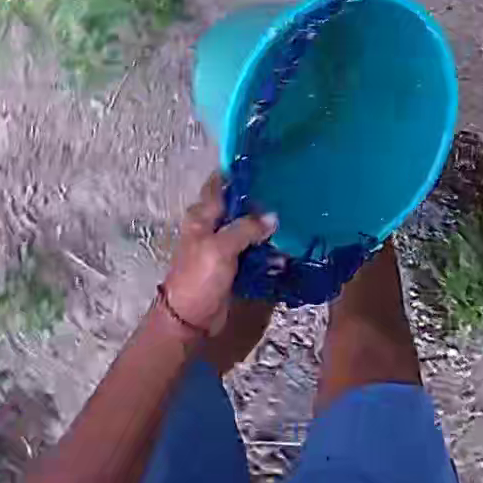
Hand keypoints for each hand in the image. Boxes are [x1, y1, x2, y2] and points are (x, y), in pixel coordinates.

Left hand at [162, 177, 277, 335]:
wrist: (189, 320)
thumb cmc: (199, 277)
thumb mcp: (222, 247)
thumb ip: (247, 228)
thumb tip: (272, 217)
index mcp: (202, 215)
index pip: (220, 183)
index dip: (238, 172)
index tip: (263, 162)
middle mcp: (212, 225)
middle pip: (238, 204)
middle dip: (259, 198)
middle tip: (286, 187)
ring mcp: (223, 245)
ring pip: (249, 226)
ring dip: (266, 224)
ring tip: (293, 214)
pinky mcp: (234, 264)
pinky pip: (254, 250)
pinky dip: (268, 247)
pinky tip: (286, 245)